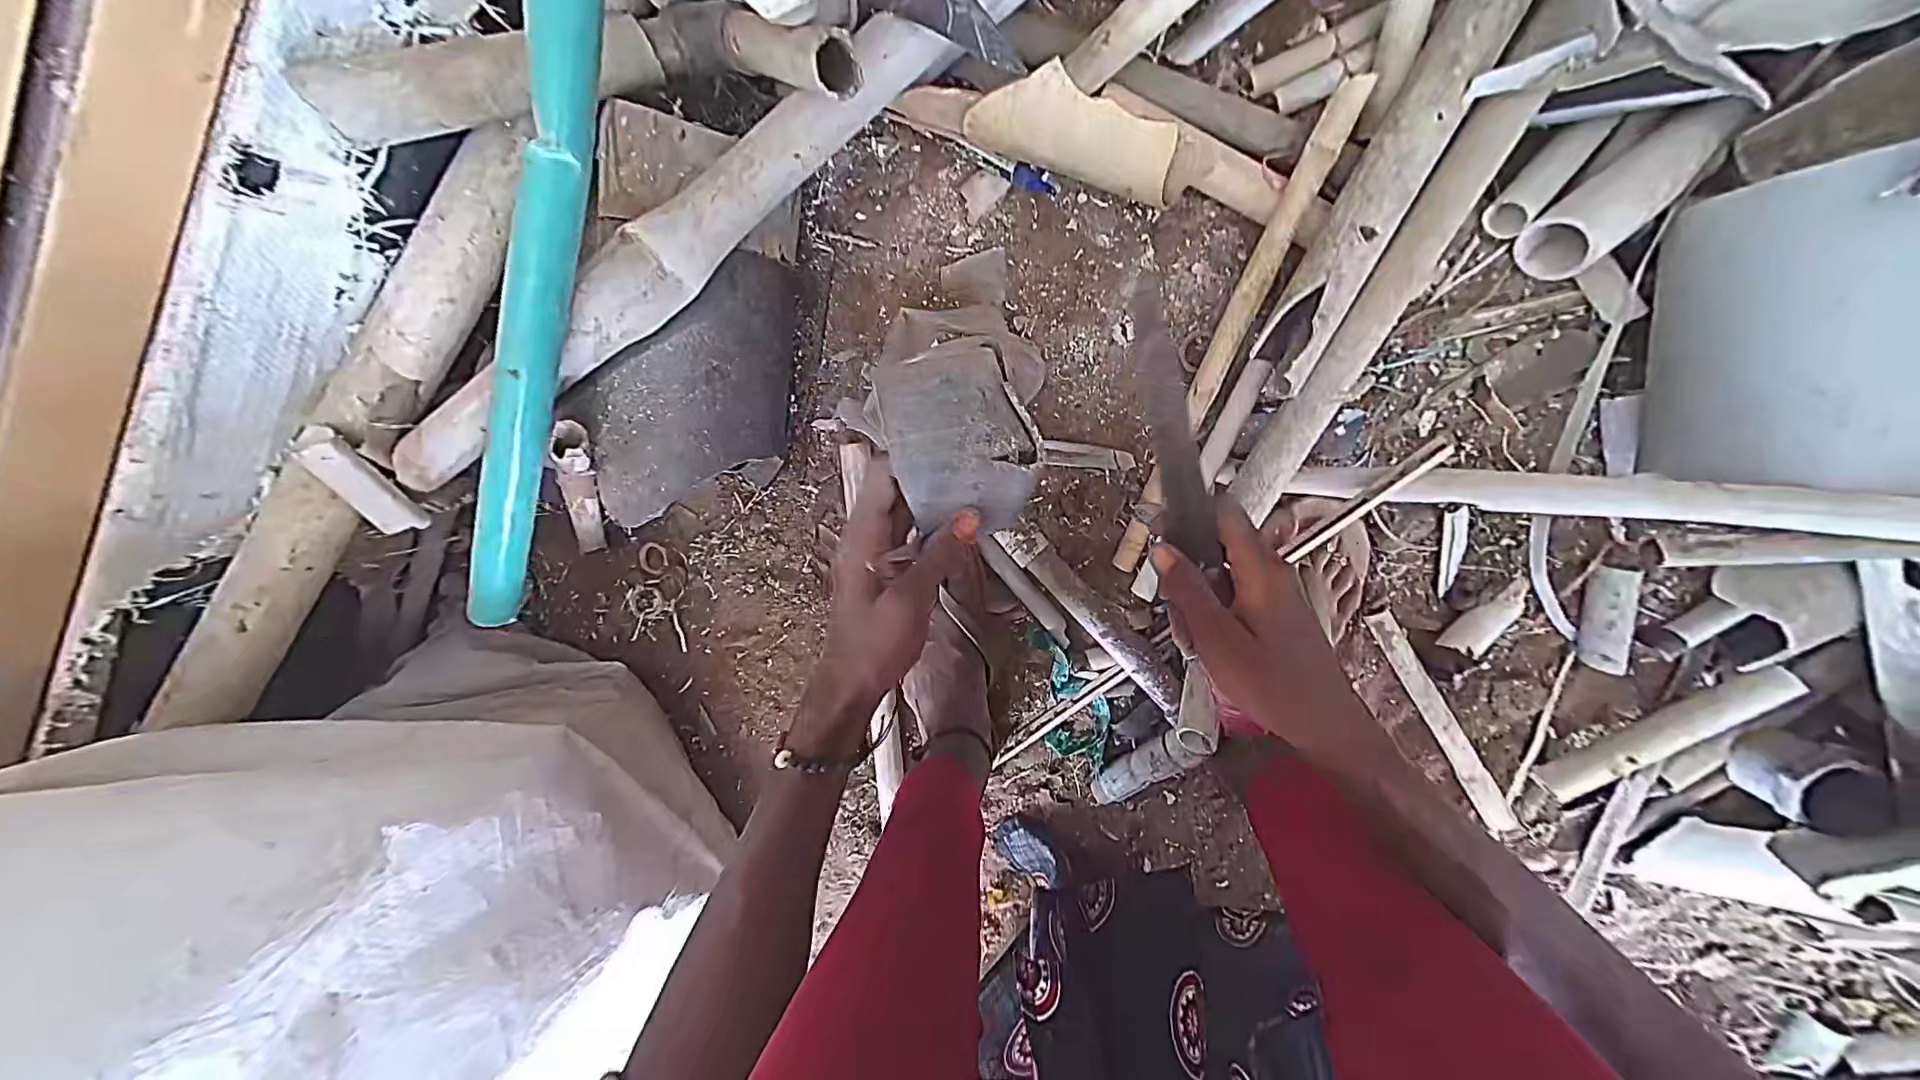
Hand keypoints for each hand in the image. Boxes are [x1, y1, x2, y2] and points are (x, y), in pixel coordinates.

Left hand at [790, 455, 979, 757]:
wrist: (854, 683)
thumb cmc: (872, 645)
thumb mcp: (910, 599)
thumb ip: (939, 555)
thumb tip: (968, 517)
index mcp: (861, 536)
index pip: (881, 477)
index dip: (909, 457)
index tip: (944, 445)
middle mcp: (866, 537)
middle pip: (895, 491)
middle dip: (929, 475)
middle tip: (968, 463)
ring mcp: (877, 552)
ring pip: (905, 513)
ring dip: (934, 501)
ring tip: (970, 486)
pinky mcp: (889, 569)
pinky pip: (911, 537)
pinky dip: (933, 528)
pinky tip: (959, 525)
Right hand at [1150, 497, 1338, 742]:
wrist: (1320, 724)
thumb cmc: (1275, 687)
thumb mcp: (1215, 638)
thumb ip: (1187, 590)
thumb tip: (1164, 551)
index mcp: (1262, 571)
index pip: (1225, 516)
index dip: (1191, 517)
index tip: (1165, 531)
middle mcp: (1273, 574)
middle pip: (1217, 552)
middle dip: (1189, 577)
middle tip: (1181, 613)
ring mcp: (1275, 594)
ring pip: (1222, 579)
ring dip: (1200, 604)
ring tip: (1198, 640)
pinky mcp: (1275, 613)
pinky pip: (1234, 601)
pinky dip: (1216, 619)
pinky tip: (1213, 648)